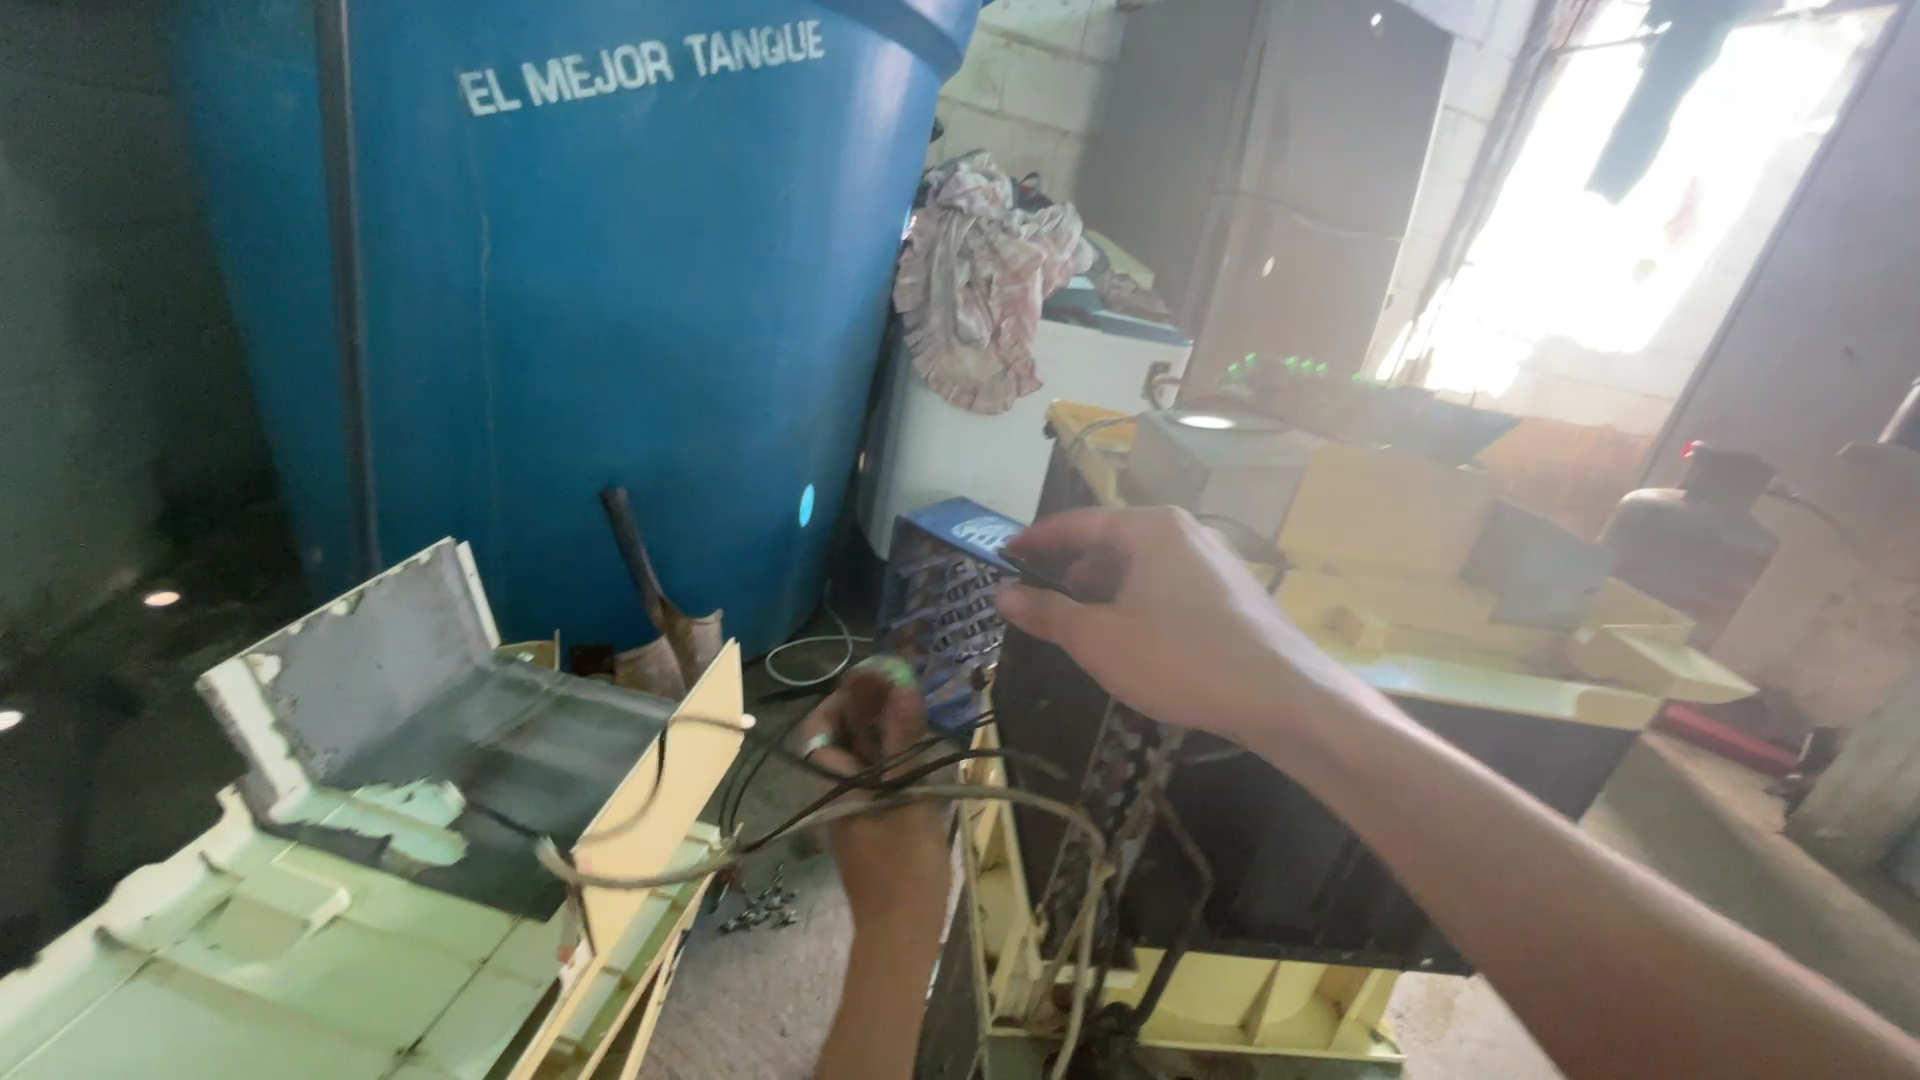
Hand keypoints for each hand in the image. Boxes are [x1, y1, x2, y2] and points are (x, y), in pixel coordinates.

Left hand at [795, 674, 949, 938]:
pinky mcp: (872, 826)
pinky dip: (893, 762)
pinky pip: (875, 782)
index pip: (818, 731)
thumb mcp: (909, 796)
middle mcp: (838, 795)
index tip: (869, 683)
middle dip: (866, 713)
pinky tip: (920, 756)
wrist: (901, 931)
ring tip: (914, 714)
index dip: (837, 702)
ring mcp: (854, 812)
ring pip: (860, 762)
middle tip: (900, 693)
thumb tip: (903, 689)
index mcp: (836, 786)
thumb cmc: (903, 865)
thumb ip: (906, 742)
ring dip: (882, 735)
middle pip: (841, 742)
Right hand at [996, 506, 1352, 744]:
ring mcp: (1217, 561)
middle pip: (1113, 543)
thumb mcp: (1099, 639)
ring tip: (1089, 630)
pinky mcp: (1235, 593)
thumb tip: (1002, 595)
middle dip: (1073, 573)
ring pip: (1144, 568)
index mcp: (1153, 529)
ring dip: (1107, 593)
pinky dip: (1141, 603)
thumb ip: (1047, 613)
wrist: (1285, 699)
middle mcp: (1188, 532)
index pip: (1079, 522)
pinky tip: (1138, 643)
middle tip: (1045, 604)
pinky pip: (1172, 586)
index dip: (1037, 540)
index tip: (1005, 556)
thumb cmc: (1181, 659)